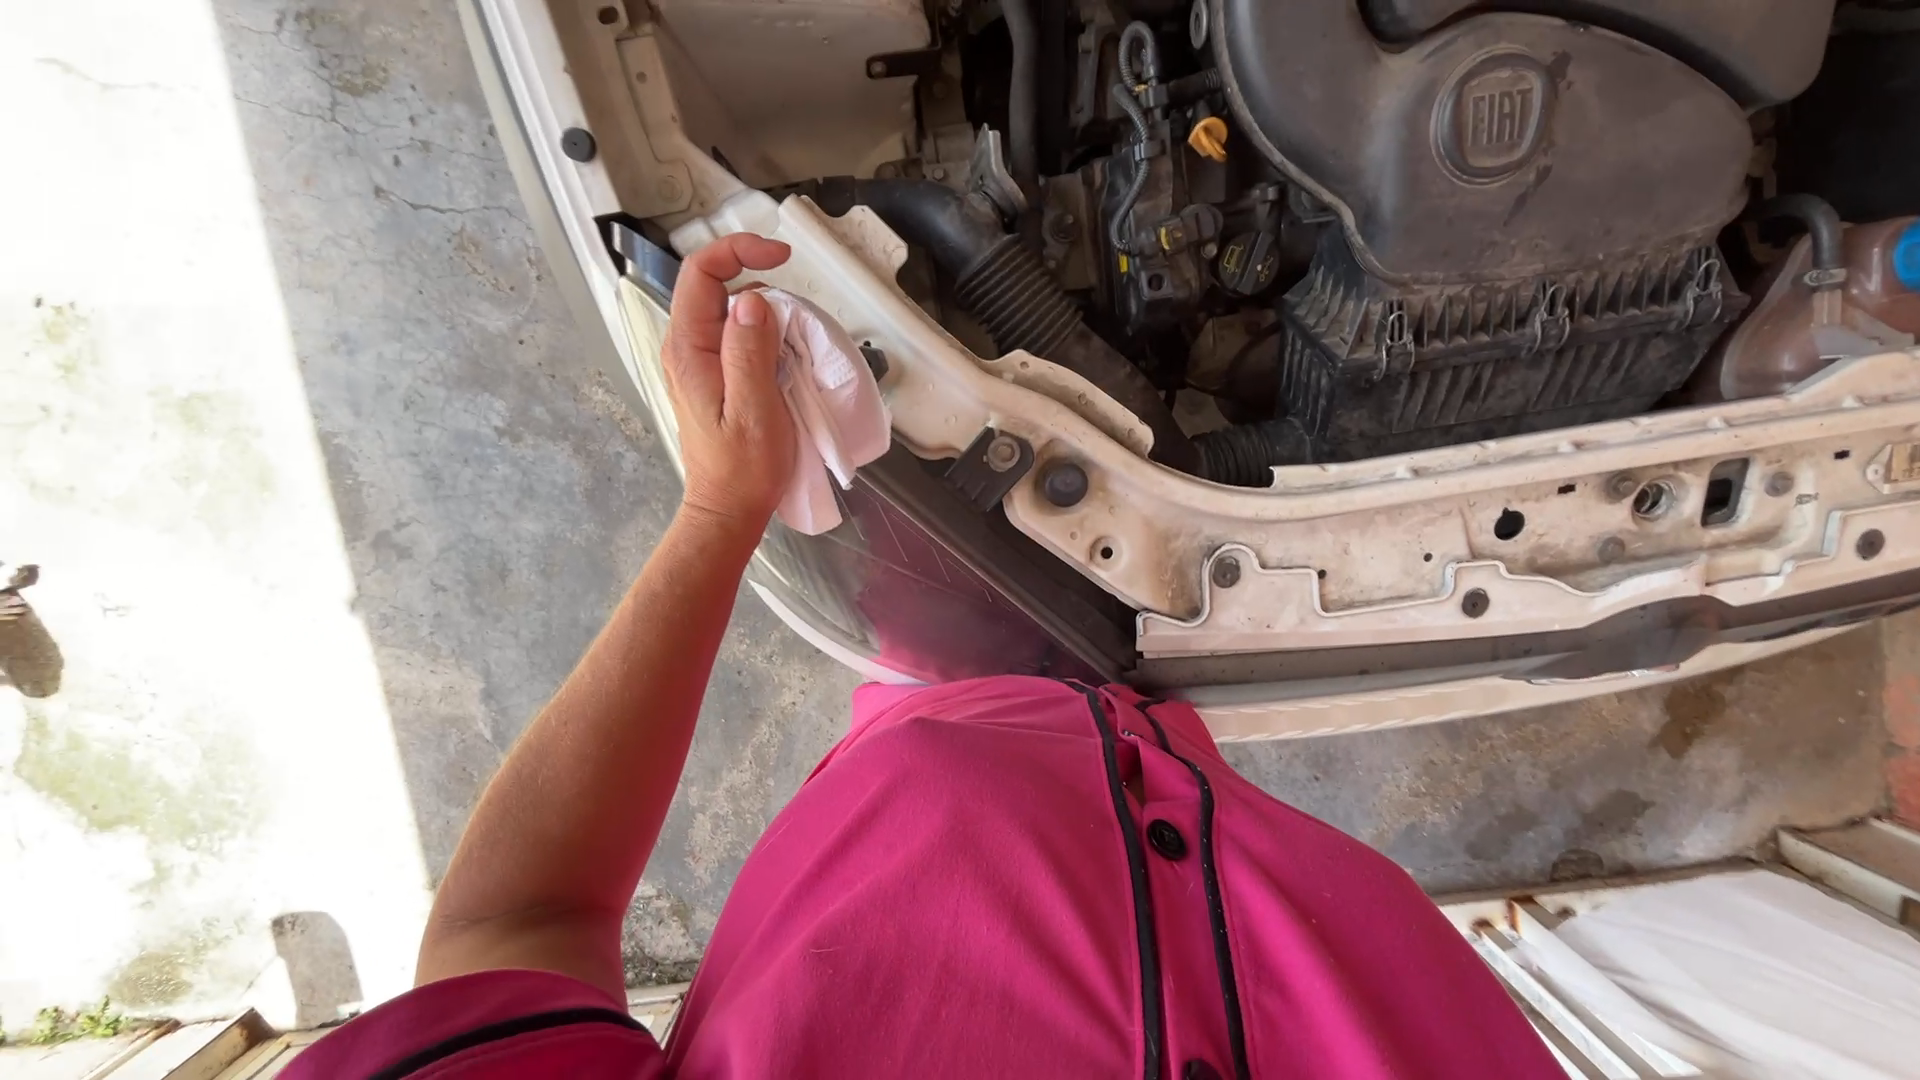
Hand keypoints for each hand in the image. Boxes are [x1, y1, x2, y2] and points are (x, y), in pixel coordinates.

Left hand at [661, 234, 795, 535]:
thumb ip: (749, 351)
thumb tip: (753, 301)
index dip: (740, 250)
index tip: (783, 256)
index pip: (701, 273)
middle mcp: (686, 347)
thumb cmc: (743, 468)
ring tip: (796, 344)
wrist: (729, 508)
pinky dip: (767, 335)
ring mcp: (698, 361)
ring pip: (730, 310)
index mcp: (689, 349)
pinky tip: (787, 359)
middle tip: (799, 320)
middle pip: (715, 285)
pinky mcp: (715, 375)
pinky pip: (738, 336)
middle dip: (761, 283)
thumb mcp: (753, 409)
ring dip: (768, 314)